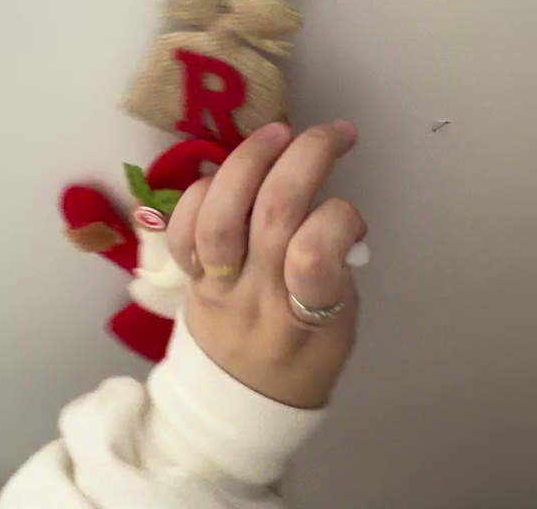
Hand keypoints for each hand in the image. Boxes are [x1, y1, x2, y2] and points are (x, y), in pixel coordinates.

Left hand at [166, 121, 364, 409]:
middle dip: (308, 155)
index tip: (354, 211)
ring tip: (279, 133)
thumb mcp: (342, 321)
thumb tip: (335, 208)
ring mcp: (215, 285)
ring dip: (252, 159)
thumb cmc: (304, 356)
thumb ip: (339, 265)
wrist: (238, 403)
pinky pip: (182, 224)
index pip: (315, 258)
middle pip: (274, 213)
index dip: (338, 217)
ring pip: (221, 213)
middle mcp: (255, 297)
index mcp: (305, 316)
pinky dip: (204, 188)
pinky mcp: (185, 275)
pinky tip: (231, 170)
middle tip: (333, 133)